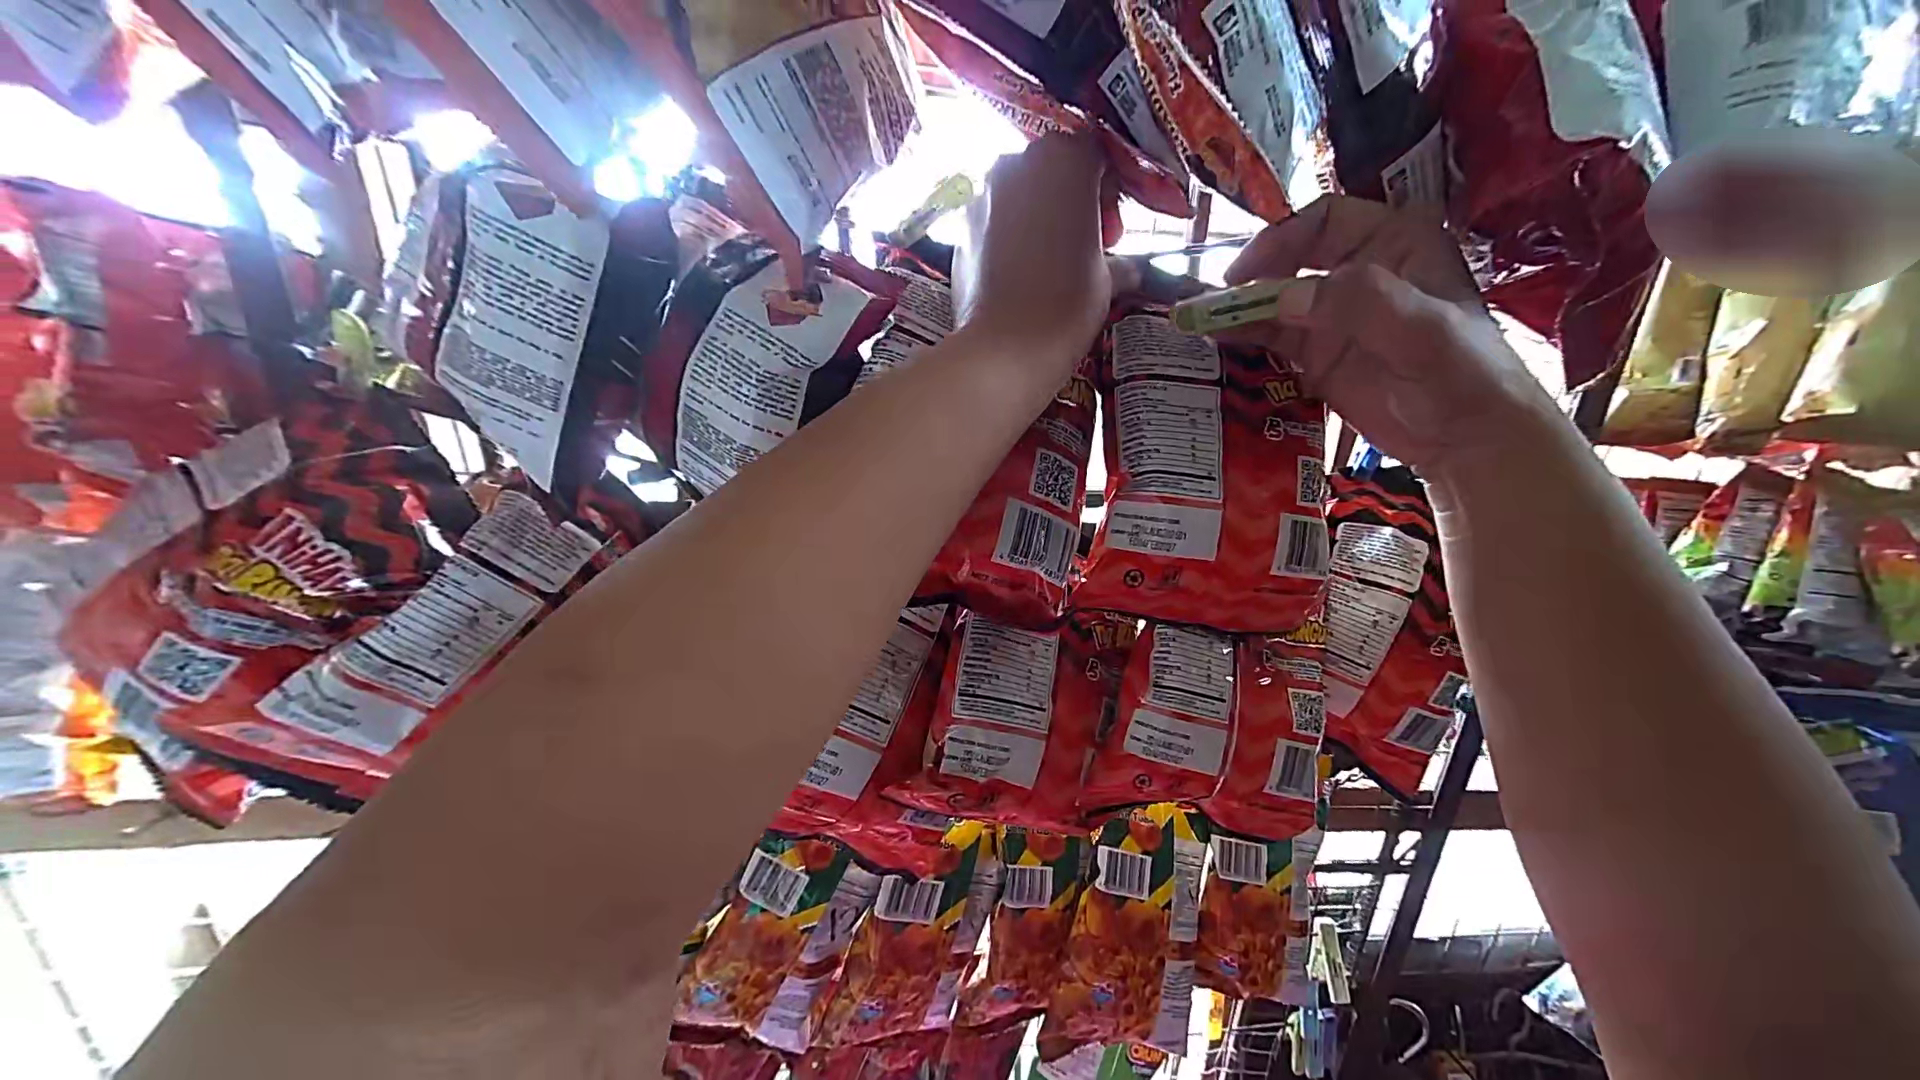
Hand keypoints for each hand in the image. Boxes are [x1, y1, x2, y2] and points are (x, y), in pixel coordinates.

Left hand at [952, 133, 1111, 375]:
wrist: (1004, 347)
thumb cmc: (1066, 303)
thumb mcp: (1108, 278)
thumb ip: (1120, 259)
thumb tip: (1129, 269)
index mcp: (1065, 158)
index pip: (1098, 155)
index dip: (1111, 192)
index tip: (1113, 231)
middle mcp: (1018, 162)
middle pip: (1056, 169)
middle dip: (1074, 202)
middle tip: (1087, 247)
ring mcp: (983, 194)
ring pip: (1022, 194)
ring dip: (1041, 217)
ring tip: (1052, 262)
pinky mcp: (961, 228)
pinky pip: (996, 221)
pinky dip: (1012, 237)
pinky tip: (1022, 274)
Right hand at [1219, 196, 1566, 480]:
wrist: (1467, 439)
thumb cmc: (1461, 375)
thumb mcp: (1420, 330)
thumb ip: (1358, 303)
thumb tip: (1283, 296)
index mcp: (1394, 245)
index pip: (1324, 221)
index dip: (1280, 240)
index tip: (1244, 273)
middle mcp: (1357, 273)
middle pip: (1290, 260)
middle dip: (1250, 277)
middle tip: (1212, 302)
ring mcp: (1333, 318)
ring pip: (1274, 301)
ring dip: (1238, 310)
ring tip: (1199, 322)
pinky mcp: (1316, 357)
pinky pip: (1273, 338)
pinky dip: (1244, 338)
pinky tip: (1217, 342)